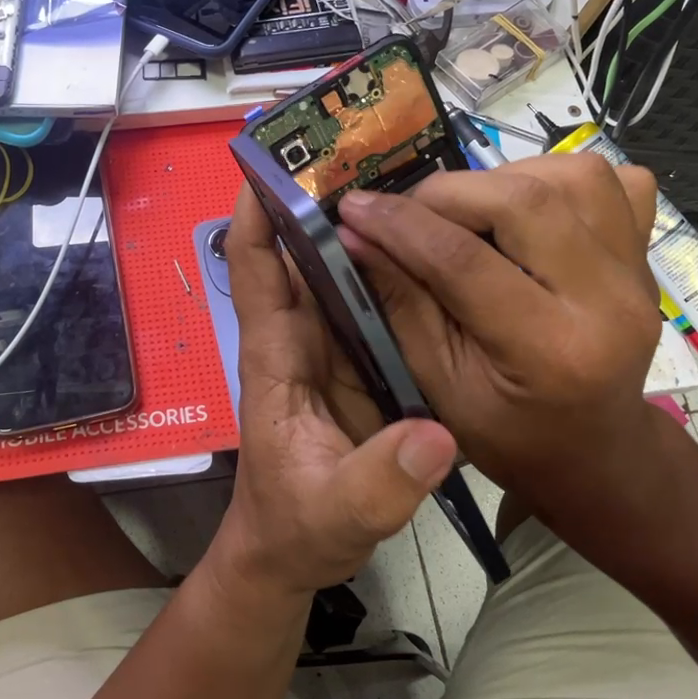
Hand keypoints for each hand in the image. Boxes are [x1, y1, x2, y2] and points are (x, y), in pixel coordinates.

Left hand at [211, 189, 457, 598]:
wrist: (298, 553)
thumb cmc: (296, 526)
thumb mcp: (336, 512)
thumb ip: (380, 482)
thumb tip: (436, 437)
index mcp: (277, 355)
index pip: (255, 268)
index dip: (255, 211)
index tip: (273, 158)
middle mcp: (303, 336)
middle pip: (306, 253)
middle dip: (327, 199)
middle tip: (375, 145)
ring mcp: (336, 348)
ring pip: (347, 272)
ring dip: (369, 227)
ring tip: (416, 177)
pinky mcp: (367, 364)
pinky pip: (381, 304)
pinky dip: (401, 272)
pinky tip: (442, 247)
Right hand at [335, 153, 664, 515]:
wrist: (593, 450)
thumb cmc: (507, 432)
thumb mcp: (437, 383)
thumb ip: (400, 302)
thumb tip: (355, 231)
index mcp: (552, 351)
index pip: (465, 260)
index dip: (400, 225)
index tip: (353, 208)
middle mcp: (609, 301)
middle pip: (524, 201)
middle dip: (446, 194)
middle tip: (405, 212)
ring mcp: (637, 272)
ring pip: (571, 175)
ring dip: (502, 179)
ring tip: (466, 211)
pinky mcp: (645, 253)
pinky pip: (612, 182)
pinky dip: (560, 179)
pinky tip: (528, 209)